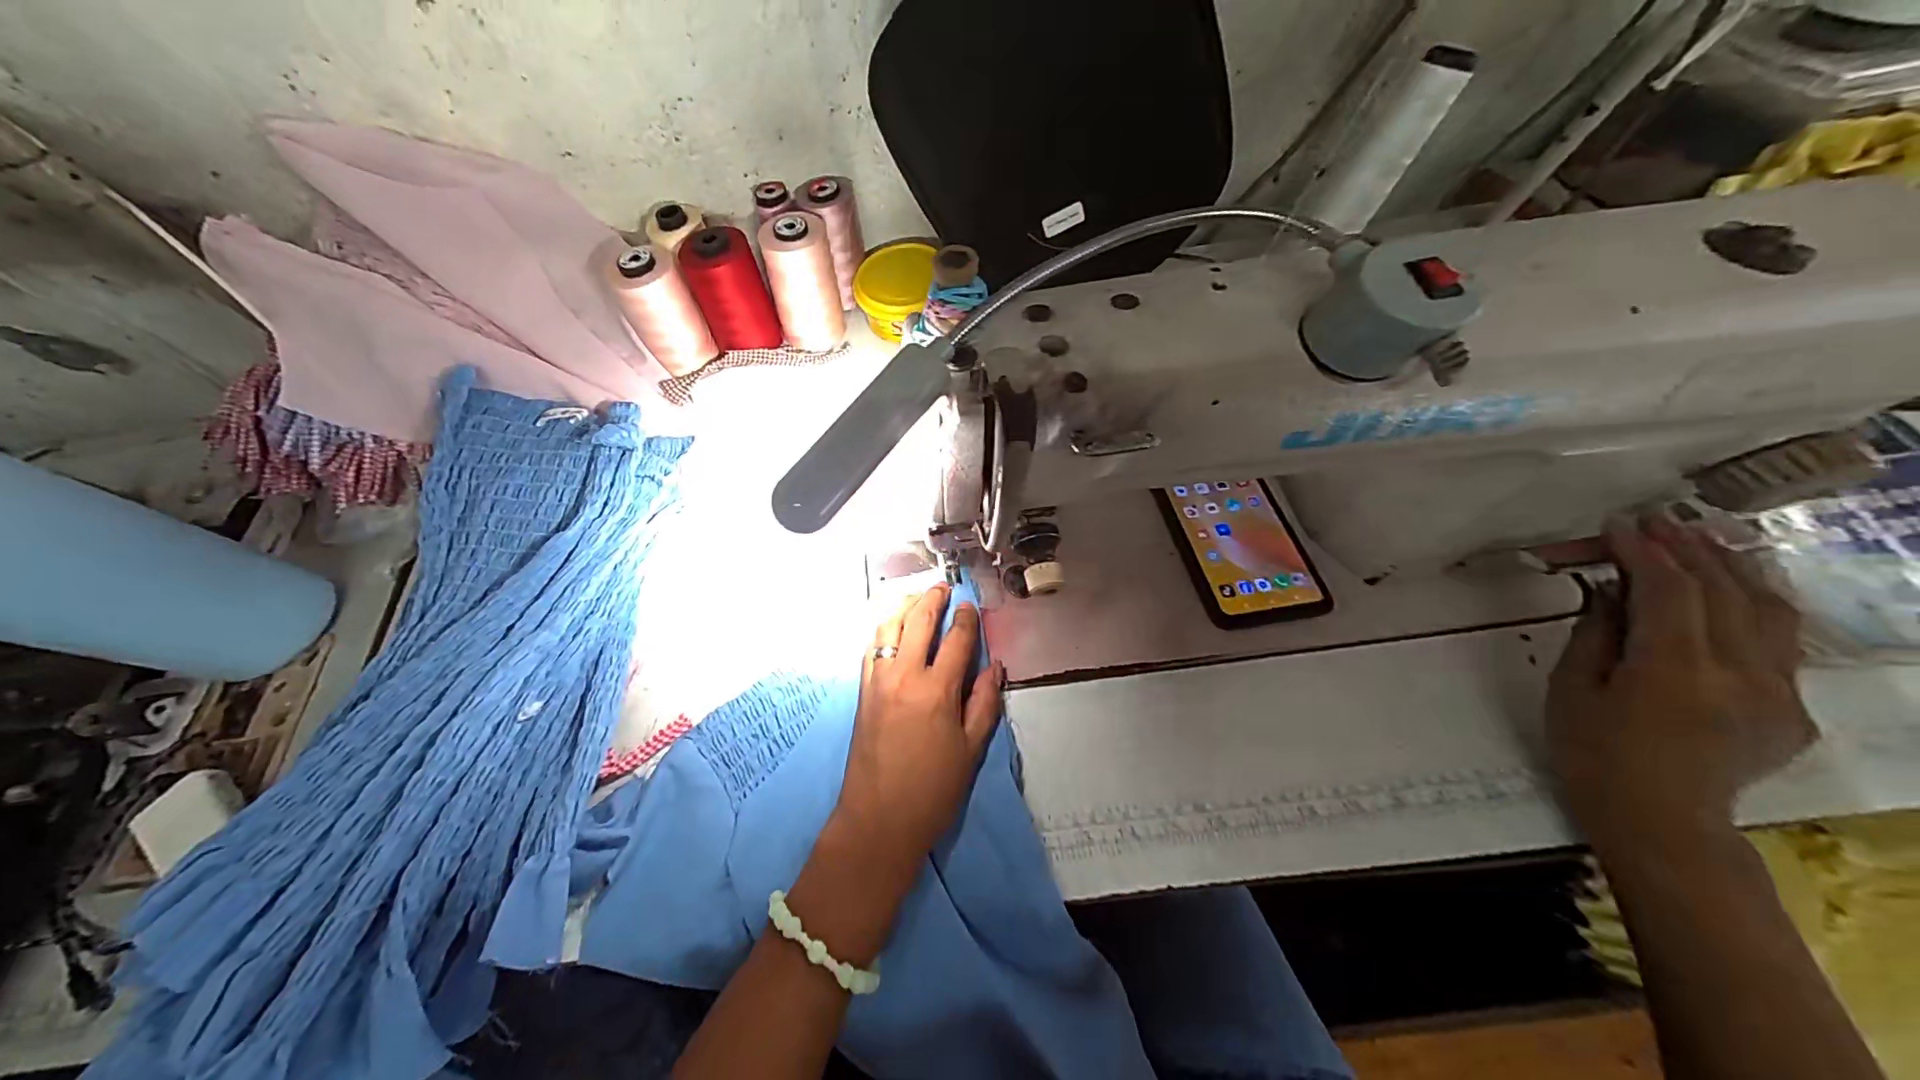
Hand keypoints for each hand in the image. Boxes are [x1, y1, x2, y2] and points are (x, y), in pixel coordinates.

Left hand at [833, 584, 1002, 880]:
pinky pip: (871, 648)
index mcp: (936, 691)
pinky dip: (883, 629)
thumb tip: (994, 667)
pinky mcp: (861, 693)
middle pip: (917, 622)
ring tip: (916, 597)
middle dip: (931, 599)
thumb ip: (984, 703)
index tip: (970, 606)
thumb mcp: (970, 750)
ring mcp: (877, 682)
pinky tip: (891, 627)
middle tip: (942, 587)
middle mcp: (903, 676)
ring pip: (887, 628)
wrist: (878, 820)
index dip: (966, 620)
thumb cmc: (932, 790)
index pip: (956, 641)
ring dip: (903, 606)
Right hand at [1546, 517, 1816, 835]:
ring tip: (1699, 543)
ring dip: (1731, 569)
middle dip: (1687, 548)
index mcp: (1675, 669)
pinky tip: (1728, 595)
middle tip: (1655, 522)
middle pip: (1724, 590)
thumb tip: (1609, 589)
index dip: (1643, 551)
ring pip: (1768, 610)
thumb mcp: (1572, 690)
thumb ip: (1597, 633)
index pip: (1669, 589)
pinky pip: (1779, 642)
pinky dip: (1753, 606)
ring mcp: (1777, 692)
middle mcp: (1740, 674)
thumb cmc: (1594, 755)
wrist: (1660, 822)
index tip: (1618, 526)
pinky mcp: (1791, 709)